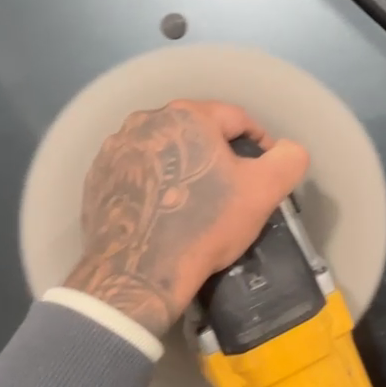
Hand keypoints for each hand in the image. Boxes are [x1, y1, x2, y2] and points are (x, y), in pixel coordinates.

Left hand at [64, 99, 308, 336]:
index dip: (259, 143)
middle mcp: (146, 121)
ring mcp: (116, 149)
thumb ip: (288, 159)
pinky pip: (138, 173)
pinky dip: (154, 185)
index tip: (264, 172)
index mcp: (187, 115)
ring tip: (195, 203)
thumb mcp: (264, 191)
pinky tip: (164, 212)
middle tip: (230, 191)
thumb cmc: (205, 223)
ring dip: (183, 168)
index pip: (237, 119)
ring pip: (165, 152)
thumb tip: (287, 150)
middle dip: (217, 156)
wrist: (137, 271)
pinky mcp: (97, 178)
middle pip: (197, 134)